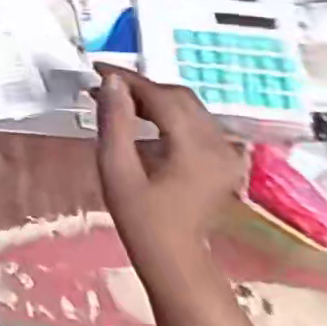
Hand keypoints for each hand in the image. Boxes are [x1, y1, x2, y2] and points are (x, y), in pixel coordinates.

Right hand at [91, 63, 245, 255]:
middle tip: (103, 86)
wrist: (173, 256)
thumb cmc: (139, 216)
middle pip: (180, 97)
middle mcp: (220, 144)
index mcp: (195, 148)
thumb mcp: (116, 169)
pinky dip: (169, 113)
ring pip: (190, 107)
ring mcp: (228, 152)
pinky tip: (145, 118)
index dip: (130, 79)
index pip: (163, 97)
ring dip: (154, 98)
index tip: (98, 70)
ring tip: (118, 100)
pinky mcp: (226, 158)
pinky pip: (197, 122)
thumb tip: (111, 83)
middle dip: (141, 87)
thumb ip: (115, 123)